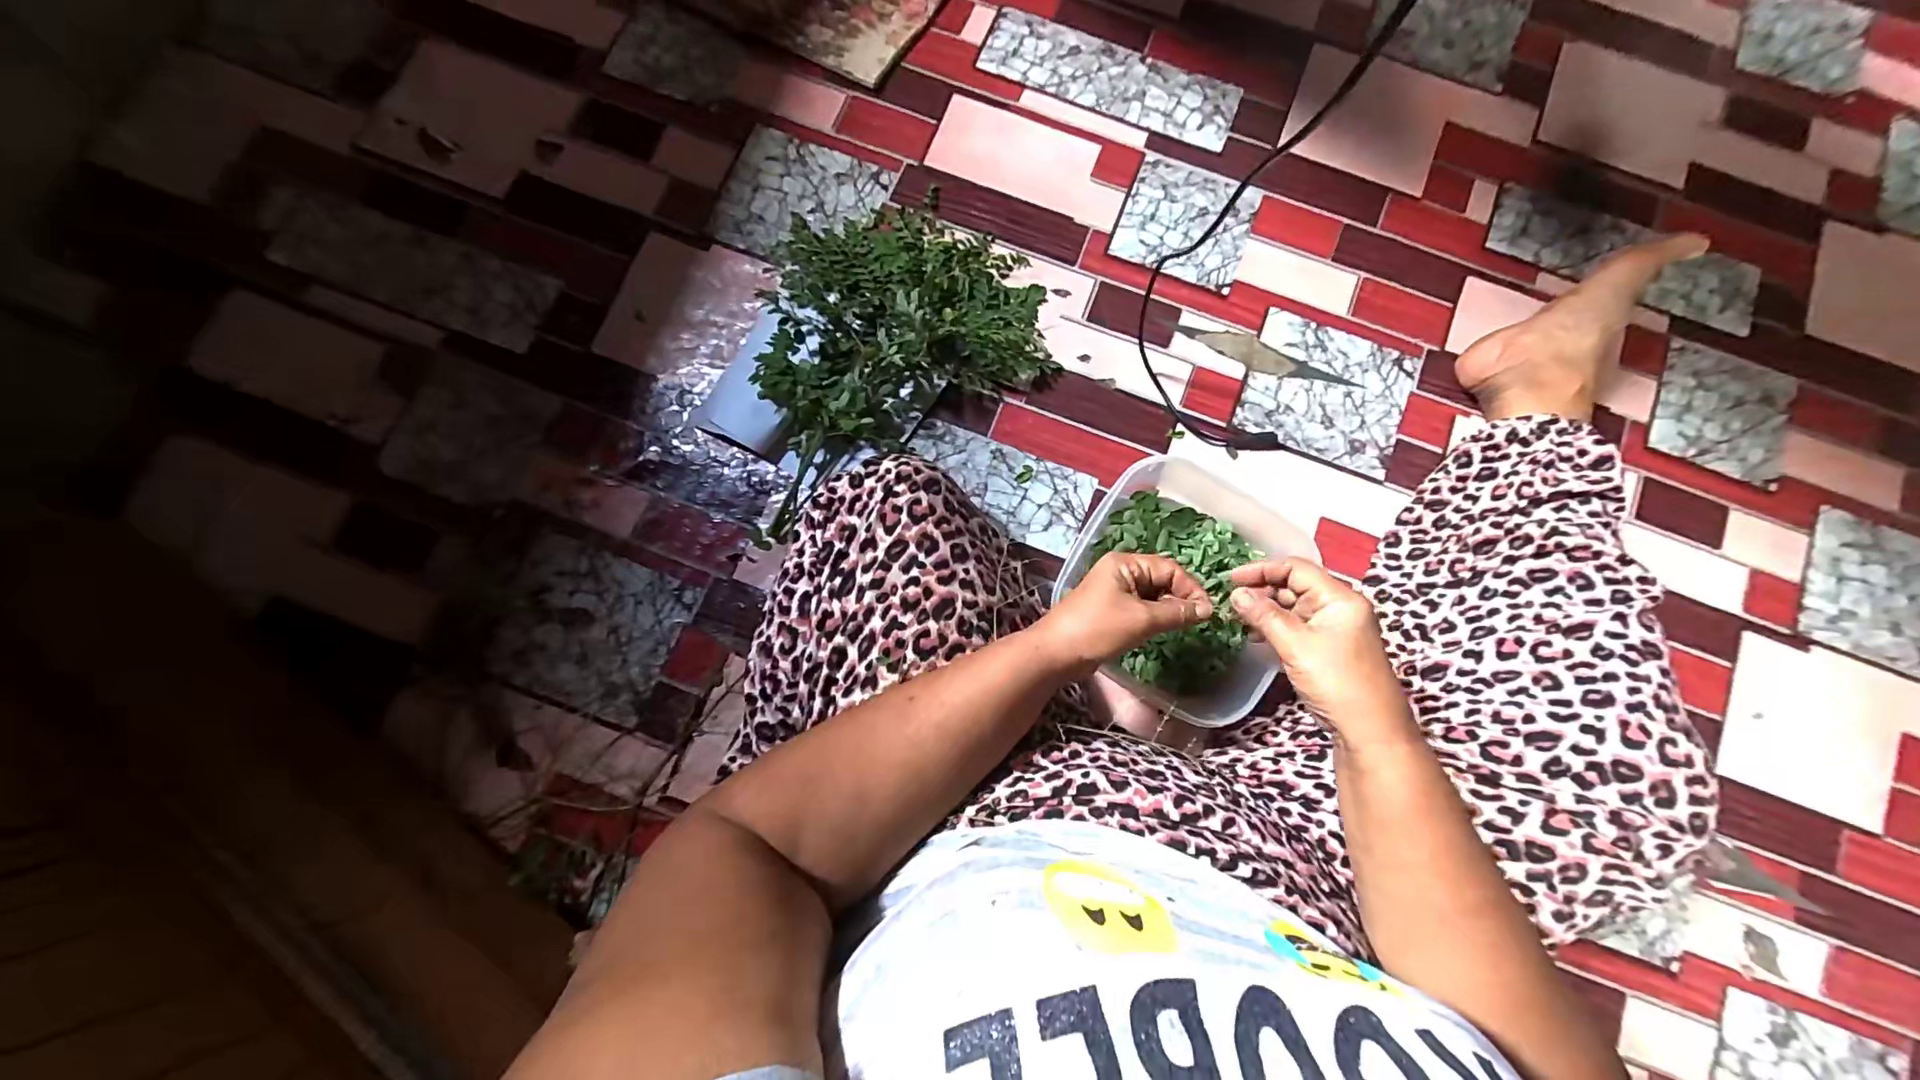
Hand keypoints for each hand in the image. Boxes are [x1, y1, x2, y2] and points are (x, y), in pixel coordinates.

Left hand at [1034, 552, 1212, 675]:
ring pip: (1152, 595)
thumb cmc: (1098, 629)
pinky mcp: (1110, 610)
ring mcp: (1113, 591)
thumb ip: (1176, 613)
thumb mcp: (1141, 619)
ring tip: (1184, 627)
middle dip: (1180, 598)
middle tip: (1197, 621)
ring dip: (1168, 609)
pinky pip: (1140, 608)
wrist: (1056, 653)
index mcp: (1124, 563)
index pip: (1169, 567)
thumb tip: (1207, 609)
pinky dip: (1154, 617)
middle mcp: (1119, 572)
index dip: (1190, 588)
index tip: (1206, 612)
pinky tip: (1163, 630)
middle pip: (1161, 579)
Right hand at [1228, 558, 1414, 737]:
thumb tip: (1236, 594)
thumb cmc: (1337, 683)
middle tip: (1231, 602)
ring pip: (1293, 606)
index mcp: (1340, 598)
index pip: (1296, 568)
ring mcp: (1335, 628)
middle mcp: (1339, 607)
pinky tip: (1256, 636)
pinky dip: (1275, 626)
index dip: (1261, 569)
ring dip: (1266, 610)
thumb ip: (1264, 616)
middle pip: (1294, 585)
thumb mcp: (1296, 646)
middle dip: (1262, 590)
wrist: (1371, 732)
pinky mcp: (1328, 647)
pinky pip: (1297, 626)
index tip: (1230, 580)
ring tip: (1240, 619)